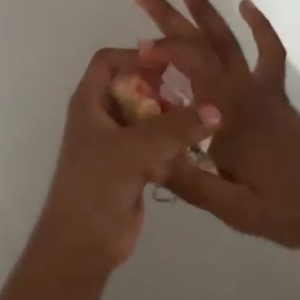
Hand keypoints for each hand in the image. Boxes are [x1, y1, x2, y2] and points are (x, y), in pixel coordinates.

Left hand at [31, 47, 221, 272]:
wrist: (83, 242)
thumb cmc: (97, 184)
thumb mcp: (134, 150)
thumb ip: (174, 128)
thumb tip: (216, 109)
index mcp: (89, 101)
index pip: (108, 61)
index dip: (136, 57)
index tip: (171, 65)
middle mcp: (101, 116)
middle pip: (132, 87)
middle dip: (161, 91)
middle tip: (195, 95)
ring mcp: (116, 143)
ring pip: (147, 118)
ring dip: (171, 121)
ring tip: (203, 123)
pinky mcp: (131, 167)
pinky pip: (155, 146)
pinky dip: (172, 146)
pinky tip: (195, 152)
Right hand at [133, 0, 299, 267]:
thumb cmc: (290, 212)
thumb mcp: (234, 209)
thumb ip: (191, 182)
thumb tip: (148, 157)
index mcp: (228, 116)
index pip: (189, 69)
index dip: (161, 52)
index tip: (136, 49)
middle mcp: (243, 93)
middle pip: (202, 44)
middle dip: (169, 15)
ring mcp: (262, 91)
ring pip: (228, 40)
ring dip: (205, 9)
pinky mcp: (276, 97)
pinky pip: (269, 52)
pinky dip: (259, 27)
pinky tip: (246, 6)